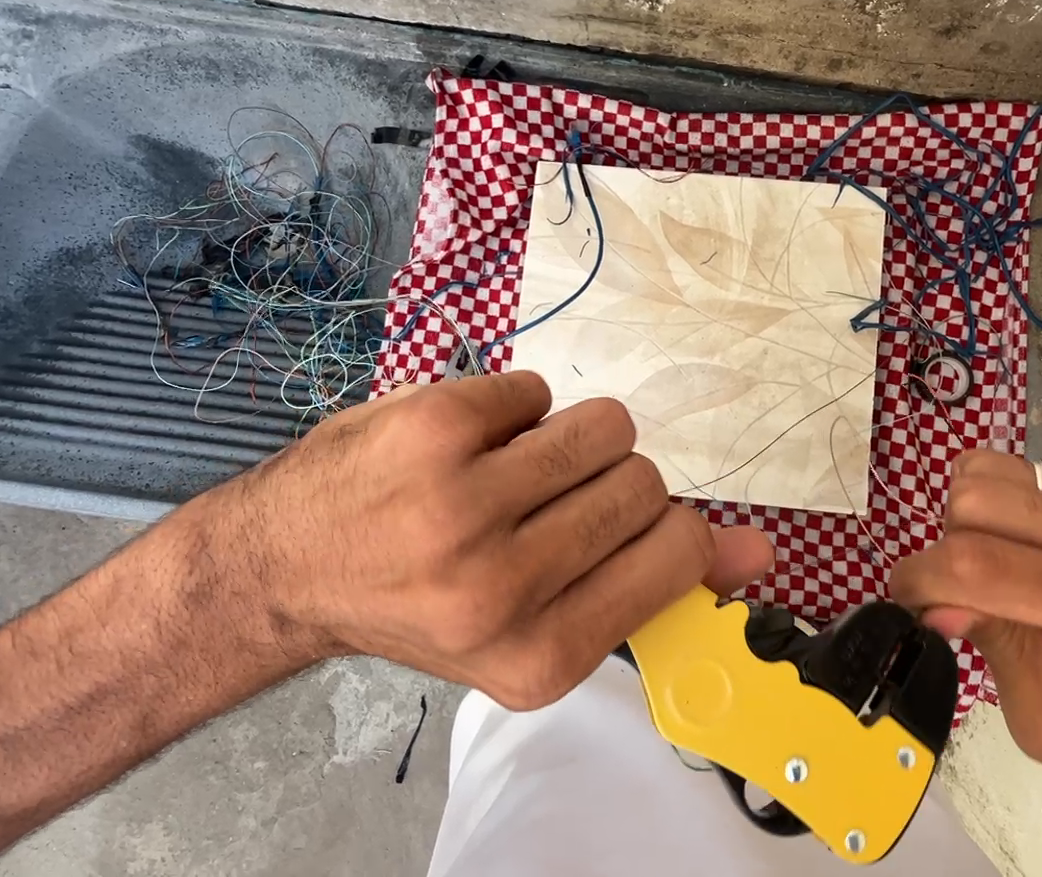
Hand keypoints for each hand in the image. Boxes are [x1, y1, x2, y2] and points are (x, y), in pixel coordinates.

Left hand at [180, 371, 774, 709]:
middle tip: (544, 503)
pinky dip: (513, 409)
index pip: (676, 551)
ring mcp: (464, 501)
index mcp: (540, 653)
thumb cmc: (423, 603)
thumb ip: (652, 588)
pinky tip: (465, 444)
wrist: (283, 568)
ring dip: (570, 438)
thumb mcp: (538, 626)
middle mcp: (502, 586)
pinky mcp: (434, 427)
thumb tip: (758, 548)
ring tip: (513, 467)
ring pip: (604, 424)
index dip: (663, 526)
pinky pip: (538, 389)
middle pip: (642, 481)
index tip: (623, 524)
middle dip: (605, 482)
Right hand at [888, 450, 1041, 800]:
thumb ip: (998, 654)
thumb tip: (936, 604)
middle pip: (979, 504)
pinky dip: (989, 507)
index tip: (904, 603)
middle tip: (962, 600)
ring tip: (991, 572)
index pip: (985, 565)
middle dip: (944, 552)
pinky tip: (1011, 549)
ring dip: (964, 524)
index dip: (923, 578)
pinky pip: (1015, 472)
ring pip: (989, 475)